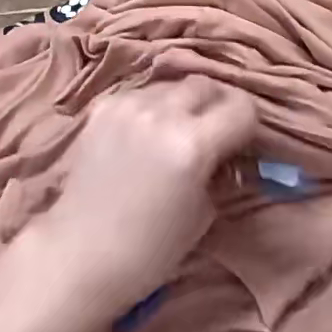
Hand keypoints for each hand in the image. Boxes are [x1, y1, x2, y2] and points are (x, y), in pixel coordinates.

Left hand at [34, 77, 259, 311]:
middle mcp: (160, 113)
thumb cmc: (151, 247)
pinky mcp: (102, 105)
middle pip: (203, 84)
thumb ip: (220, 169)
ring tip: (178, 128)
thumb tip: (229, 149)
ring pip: (169, 84)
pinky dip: (151, 106)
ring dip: (182, 100)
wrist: (83, 248)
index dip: (248, 120)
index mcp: (192, 144)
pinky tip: (146, 132)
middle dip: (216, 102)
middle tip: (216, 126)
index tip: (245, 134)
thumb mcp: (204, 211)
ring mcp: (127, 104)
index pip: (239, 106)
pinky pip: (139, 93)